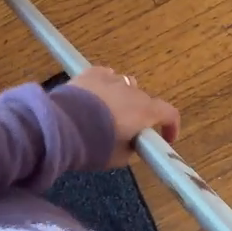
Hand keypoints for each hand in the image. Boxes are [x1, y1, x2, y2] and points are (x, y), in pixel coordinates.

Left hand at [66, 67, 180, 167]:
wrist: (61, 127)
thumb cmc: (94, 146)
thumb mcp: (119, 157)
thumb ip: (131, 147)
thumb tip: (131, 141)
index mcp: (145, 112)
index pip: (169, 113)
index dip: (171, 126)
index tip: (166, 137)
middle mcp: (132, 91)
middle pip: (144, 100)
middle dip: (141, 113)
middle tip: (127, 128)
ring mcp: (111, 79)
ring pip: (125, 85)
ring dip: (123, 98)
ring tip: (108, 111)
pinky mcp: (91, 73)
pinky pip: (106, 75)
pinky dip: (106, 84)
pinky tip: (97, 93)